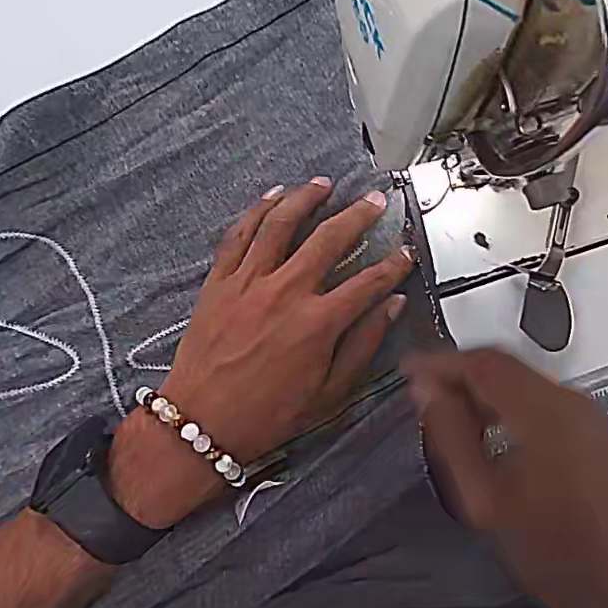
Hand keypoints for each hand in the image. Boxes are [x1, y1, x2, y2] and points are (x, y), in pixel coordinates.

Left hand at [108, 178, 413, 527]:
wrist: (203, 422)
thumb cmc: (266, 414)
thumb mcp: (329, 393)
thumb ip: (364, 345)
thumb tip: (391, 308)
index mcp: (318, 323)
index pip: (368, 281)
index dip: (392, 264)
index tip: (404, 254)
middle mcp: (285, 293)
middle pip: (329, 238)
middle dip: (358, 215)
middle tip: (374, 202)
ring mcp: (249, 283)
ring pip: (281, 224)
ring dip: (306, 198)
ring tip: (324, 184)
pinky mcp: (220, 282)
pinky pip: (239, 235)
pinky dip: (257, 211)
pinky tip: (271, 197)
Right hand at [401, 349, 607, 607]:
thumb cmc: (552, 553)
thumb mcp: (482, 499)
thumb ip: (450, 436)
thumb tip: (426, 392)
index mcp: (546, 416)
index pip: (483, 364)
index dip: (439, 362)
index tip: (410, 369)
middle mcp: (571, 403)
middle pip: (502, 364)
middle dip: (456, 371)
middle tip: (422, 389)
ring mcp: (583, 412)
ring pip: (517, 376)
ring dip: (478, 384)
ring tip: (444, 408)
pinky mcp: (587, 424)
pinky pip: (534, 393)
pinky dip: (501, 398)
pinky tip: (481, 422)